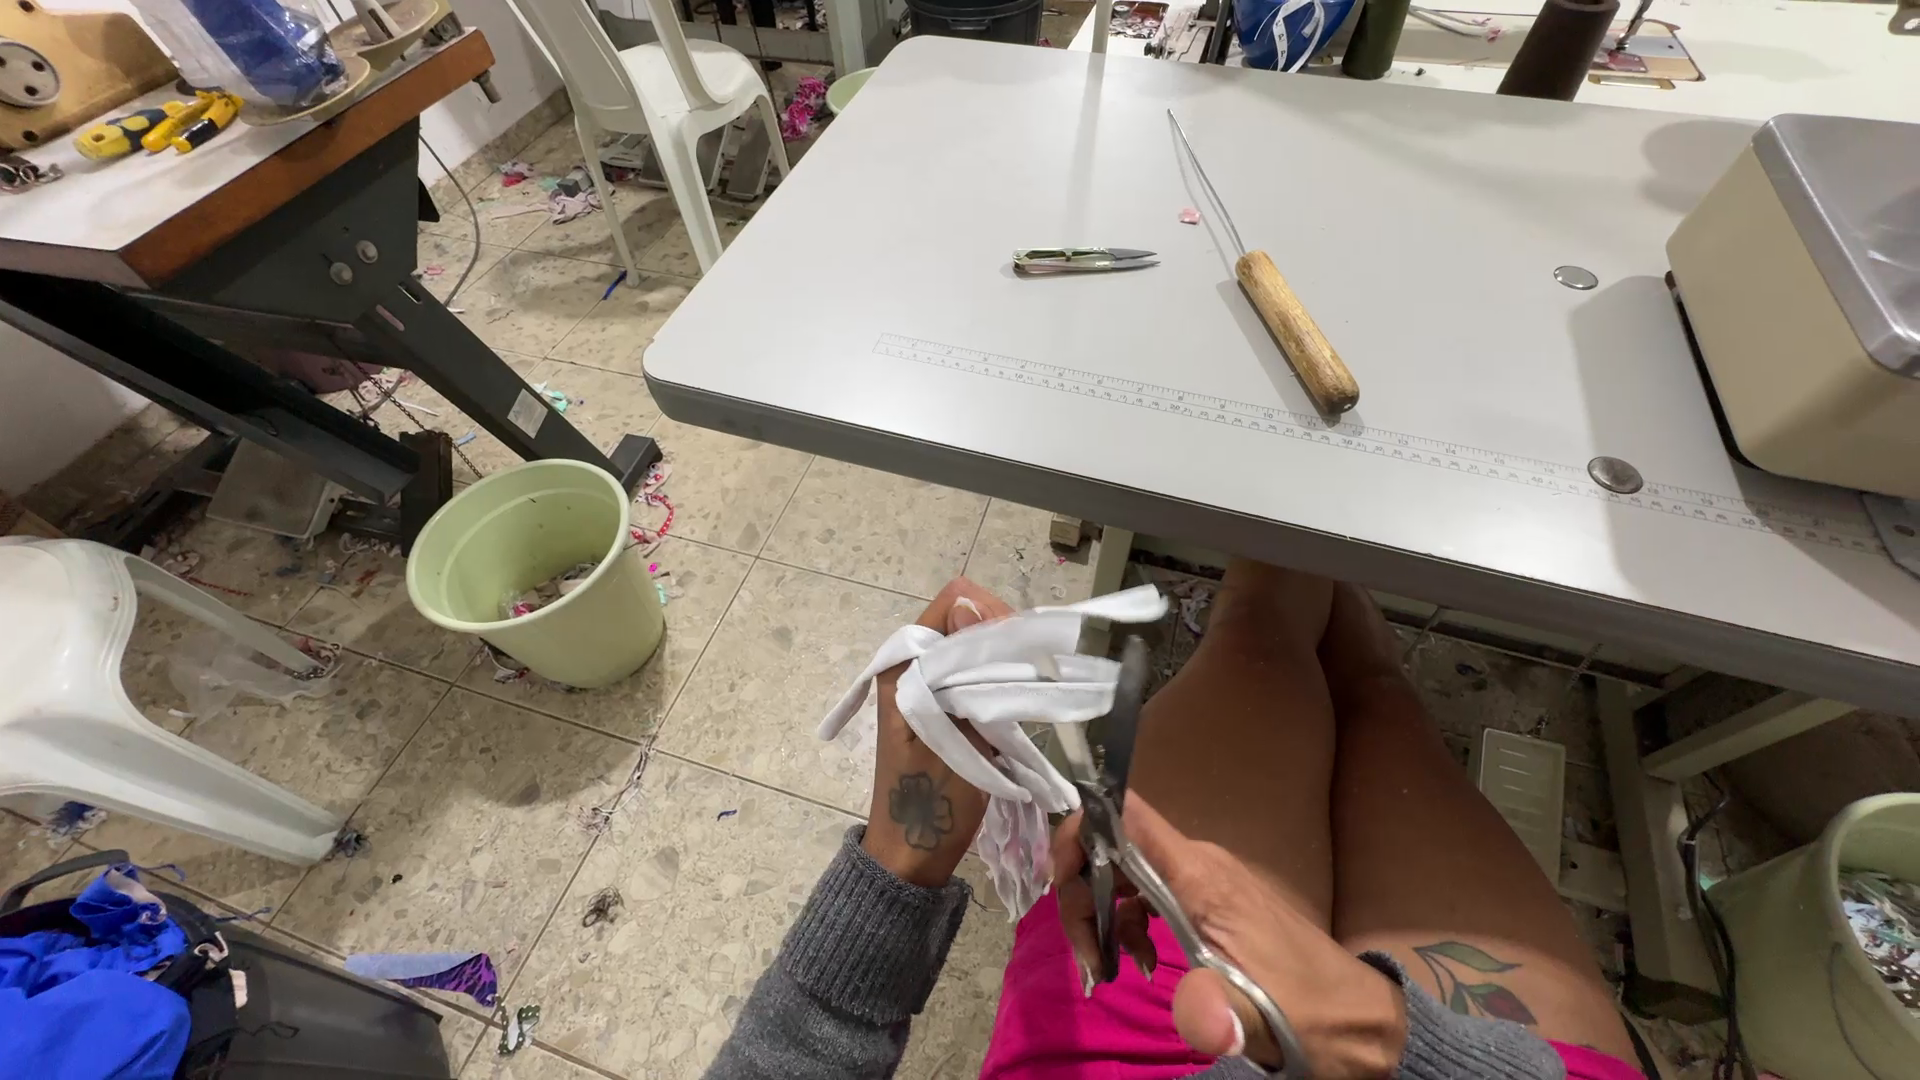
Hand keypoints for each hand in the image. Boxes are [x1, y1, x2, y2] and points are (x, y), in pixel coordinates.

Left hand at [860, 577, 1015, 886]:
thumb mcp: (951, 736)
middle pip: (969, 616)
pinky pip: (978, 669)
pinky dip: (1001, 675)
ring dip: (1005, 657)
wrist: (913, 855)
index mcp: (904, 664)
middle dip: (1002, 635)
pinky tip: (1019, 698)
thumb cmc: (930, 803)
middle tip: (1029, 673)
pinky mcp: (948, 701)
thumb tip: (970, 606)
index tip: (1017, 649)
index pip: (952, 601)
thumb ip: (961, 671)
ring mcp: (932, 681)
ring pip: (978, 643)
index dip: (990, 613)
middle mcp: (915, 662)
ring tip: (1028, 688)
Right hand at [1053, 793, 1407, 1078]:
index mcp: (1199, 873)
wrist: (1359, 1017)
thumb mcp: (1264, 1018)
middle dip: (1082, 892)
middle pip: (1111, 846)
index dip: (1081, 829)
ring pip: (1121, 869)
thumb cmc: (1311, 1009)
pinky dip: (1124, 920)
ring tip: (1107, 965)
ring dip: (1098, 910)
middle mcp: (1192, 862)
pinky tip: (1137, 960)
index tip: (1063, 880)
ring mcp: (1196, 879)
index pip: (1126, 815)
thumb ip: (1222, 1010)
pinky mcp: (1200, 899)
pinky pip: (1142, 891)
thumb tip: (1198, 1020)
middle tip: (1088, 954)